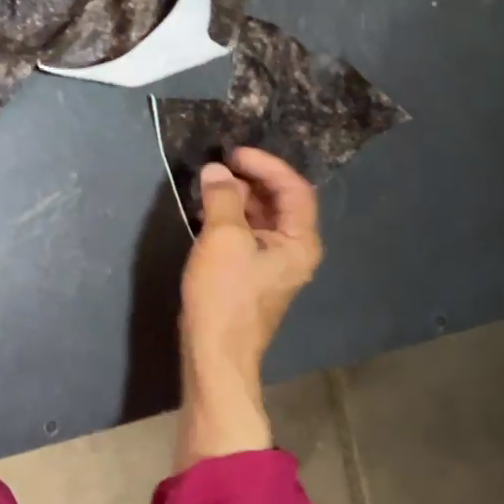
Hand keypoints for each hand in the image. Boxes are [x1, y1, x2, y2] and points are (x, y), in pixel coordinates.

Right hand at [175, 147, 321, 468]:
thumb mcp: (223, 238)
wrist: (214, 351)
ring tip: (206, 184)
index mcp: (299, 241)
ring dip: (236, 197)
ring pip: (259, 217)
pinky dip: (228, 217)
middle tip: (216, 166)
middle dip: (249, 179)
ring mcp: (271, 263)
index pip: (294, 188)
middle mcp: (293, 250)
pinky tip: (204, 211)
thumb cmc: (225, 293)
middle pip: (279, 201)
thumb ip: (222, 198)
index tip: (232, 153)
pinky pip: (245, 233)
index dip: (265, 165)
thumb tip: (217, 171)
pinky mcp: (249, 273)